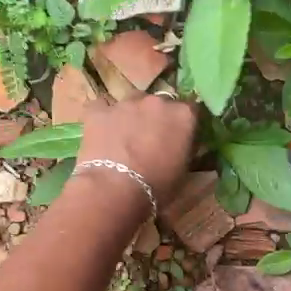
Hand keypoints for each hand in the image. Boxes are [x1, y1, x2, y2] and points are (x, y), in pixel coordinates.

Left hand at [74, 93, 196, 205]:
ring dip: (132, 115)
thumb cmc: (156, 186)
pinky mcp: (99, 110)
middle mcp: (157, 101)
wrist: (114, 189)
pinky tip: (102, 132)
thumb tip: (181, 144)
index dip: (184, 124)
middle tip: (151, 139)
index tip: (180, 137)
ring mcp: (126, 103)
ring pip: (132, 102)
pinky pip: (102, 107)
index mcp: (183, 115)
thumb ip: (185, 149)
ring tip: (125, 137)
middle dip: (157, 117)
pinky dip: (104, 117)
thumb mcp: (183, 171)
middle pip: (161, 103)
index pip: (191, 110)